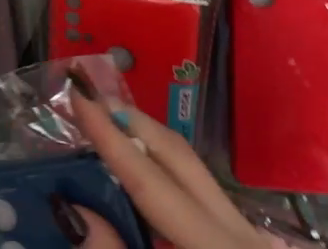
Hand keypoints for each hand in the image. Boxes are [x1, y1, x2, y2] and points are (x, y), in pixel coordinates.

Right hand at [59, 77, 275, 248]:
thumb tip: (72, 209)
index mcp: (221, 245)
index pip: (151, 179)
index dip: (110, 137)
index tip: (77, 93)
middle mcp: (245, 232)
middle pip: (178, 157)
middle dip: (129, 123)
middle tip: (85, 95)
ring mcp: (254, 237)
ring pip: (191, 171)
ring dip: (145, 146)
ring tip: (103, 124)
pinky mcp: (250, 243)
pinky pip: (200, 195)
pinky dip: (164, 174)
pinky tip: (138, 174)